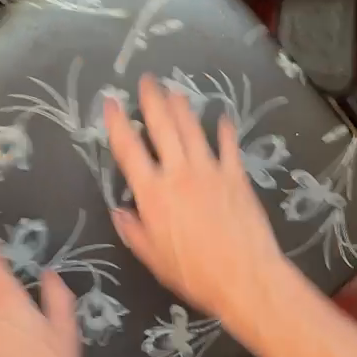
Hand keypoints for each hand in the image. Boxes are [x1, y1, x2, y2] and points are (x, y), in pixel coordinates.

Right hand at [102, 74, 290, 322]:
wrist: (244, 276)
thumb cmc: (194, 274)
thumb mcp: (154, 259)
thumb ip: (135, 232)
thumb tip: (120, 212)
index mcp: (153, 194)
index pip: (128, 150)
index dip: (117, 123)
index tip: (111, 102)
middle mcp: (179, 174)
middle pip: (162, 128)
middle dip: (152, 101)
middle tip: (147, 80)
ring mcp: (211, 171)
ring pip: (193, 130)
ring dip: (182, 108)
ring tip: (175, 91)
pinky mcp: (237, 177)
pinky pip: (228, 147)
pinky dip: (224, 132)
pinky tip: (223, 119)